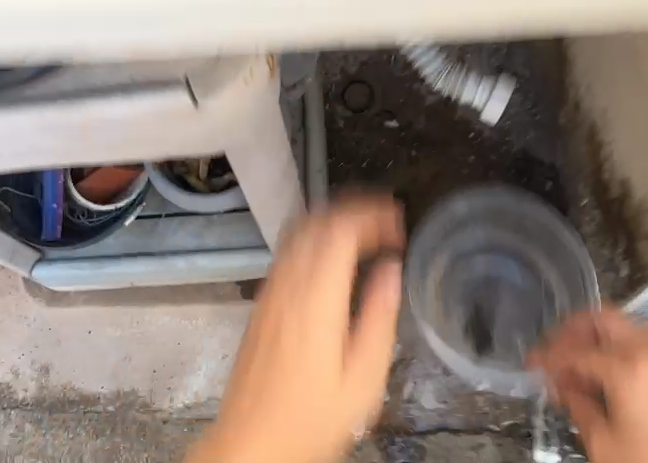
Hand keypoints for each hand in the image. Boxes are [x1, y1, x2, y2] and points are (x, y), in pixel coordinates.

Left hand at [188, 195, 405, 462]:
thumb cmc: (311, 417)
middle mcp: (288, 281)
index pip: (341, 227)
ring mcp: (270, 288)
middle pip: (319, 219)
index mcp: (316, 295)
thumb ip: (379, 317)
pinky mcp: (262, 300)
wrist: (250, 443)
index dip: (371, 213)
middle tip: (387, 221)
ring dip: (334, 219)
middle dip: (355, 209)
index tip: (397, 220)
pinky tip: (333, 258)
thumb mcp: (362, 378)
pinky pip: (288, 248)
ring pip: (300, 229)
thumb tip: (390, 271)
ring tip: (366, 232)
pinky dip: (315, 237)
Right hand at [529, 305, 647, 462]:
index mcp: (628, 368)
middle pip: (606, 320)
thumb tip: (564, 384)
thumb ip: (579, 407)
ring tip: (591, 371)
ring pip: (635, 334)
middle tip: (558, 352)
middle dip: (576, 331)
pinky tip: (628, 386)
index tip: (531, 364)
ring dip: (607, 342)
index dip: (548, 356)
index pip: (575, 351)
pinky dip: (636, 358)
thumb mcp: (606, 450)